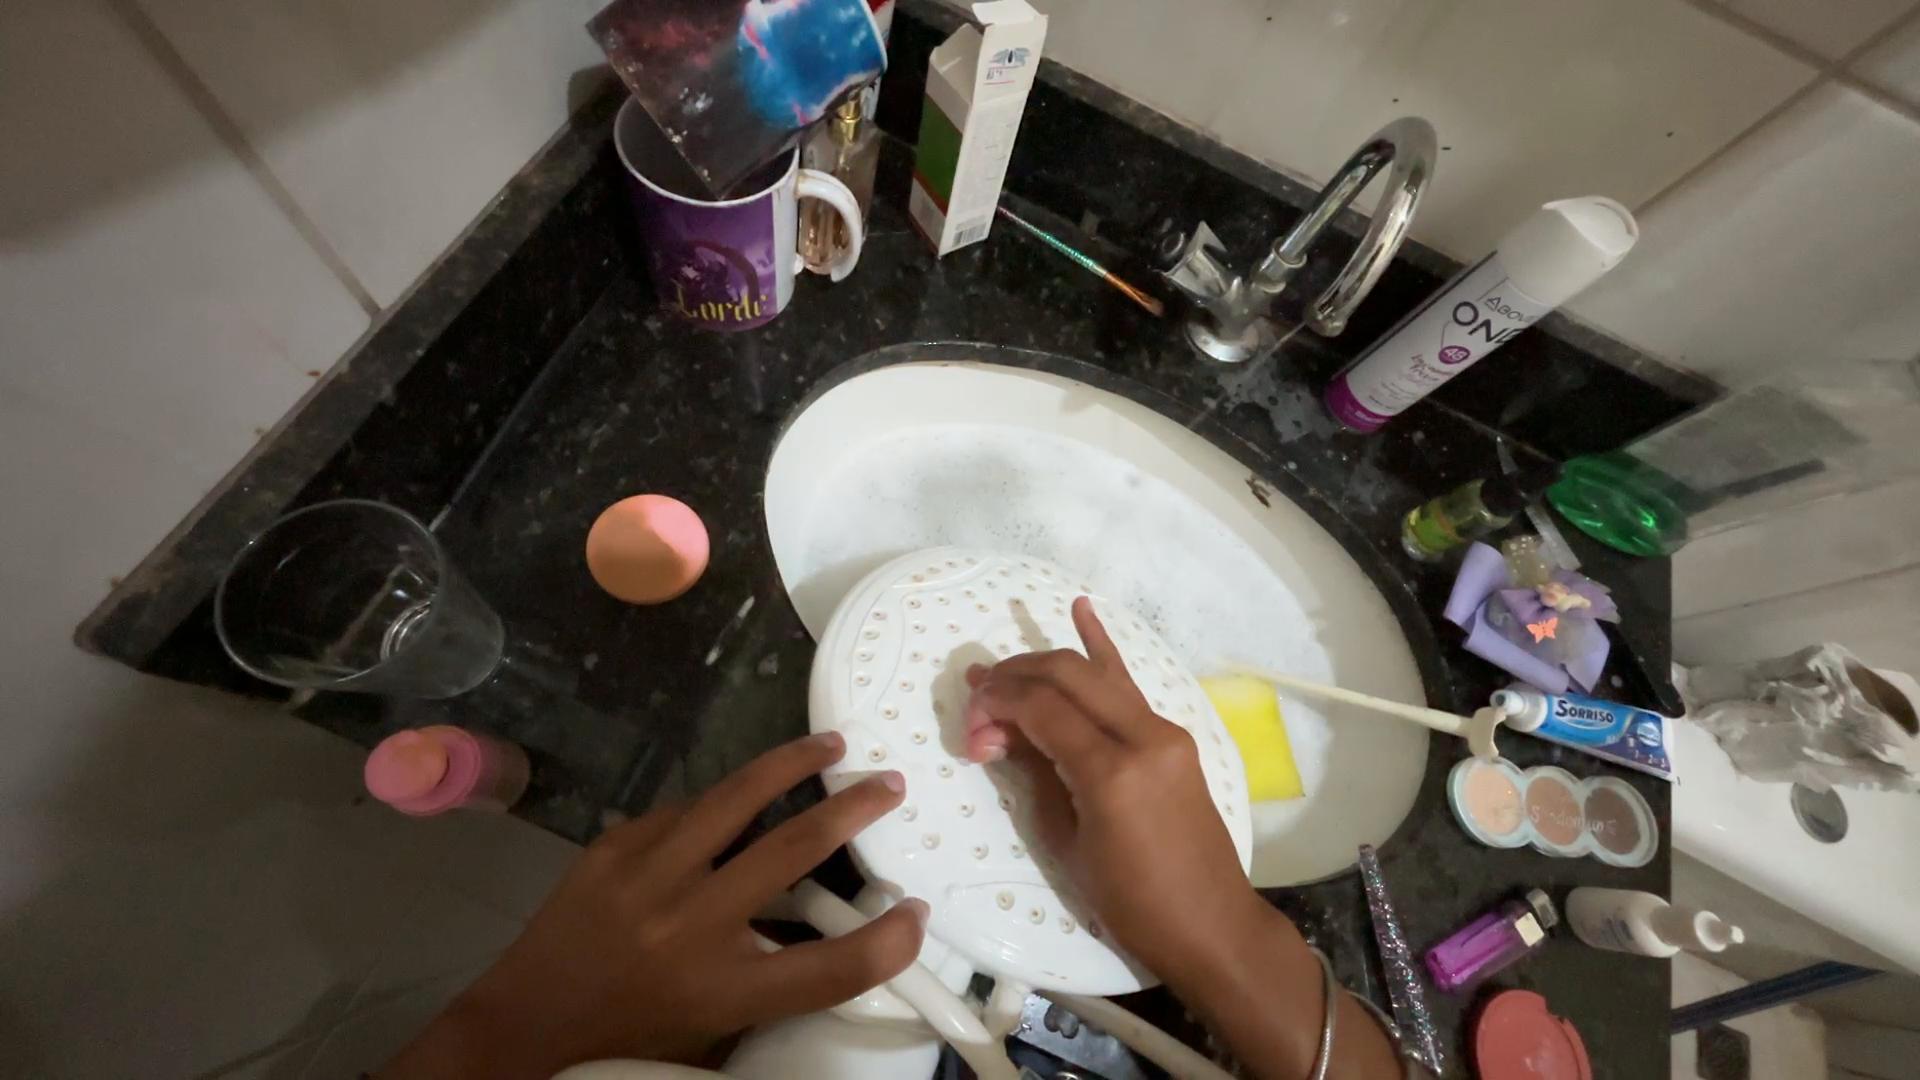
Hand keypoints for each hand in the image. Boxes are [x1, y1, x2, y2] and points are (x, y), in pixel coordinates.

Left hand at [377, 733, 927, 1079]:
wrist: (515, 1033)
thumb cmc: (625, 1044)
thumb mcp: (710, 1032)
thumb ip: (771, 983)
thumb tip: (831, 926)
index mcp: (718, 993)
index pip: (826, 972)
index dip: (885, 944)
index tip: (917, 912)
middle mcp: (688, 928)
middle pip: (792, 850)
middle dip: (853, 809)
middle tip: (889, 782)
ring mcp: (646, 876)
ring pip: (737, 797)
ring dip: (793, 764)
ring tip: (830, 745)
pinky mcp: (615, 845)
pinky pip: (685, 810)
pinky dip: (720, 806)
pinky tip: (733, 804)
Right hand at [959, 597, 1264, 986]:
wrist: (1211, 924)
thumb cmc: (1131, 902)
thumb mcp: (1066, 842)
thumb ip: (1034, 773)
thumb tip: (998, 732)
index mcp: (1111, 772)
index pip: (1041, 708)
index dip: (996, 705)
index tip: (971, 726)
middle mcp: (1142, 735)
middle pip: (1064, 676)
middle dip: (1014, 677)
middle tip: (981, 699)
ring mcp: (1163, 729)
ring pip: (1094, 672)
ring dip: (1044, 666)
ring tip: (1004, 671)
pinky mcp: (1171, 733)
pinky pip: (1128, 682)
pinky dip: (1102, 644)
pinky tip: (1082, 609)